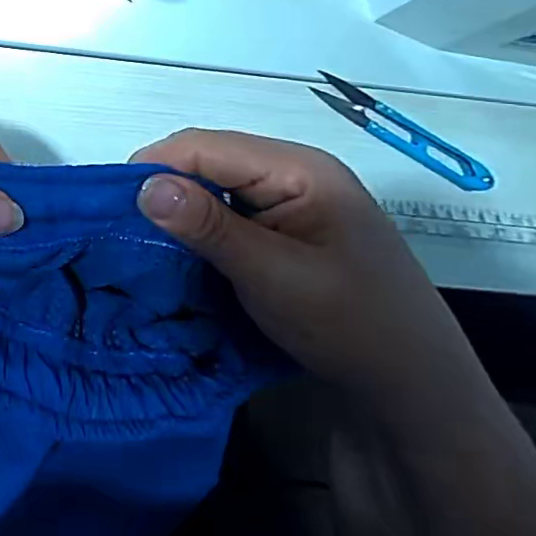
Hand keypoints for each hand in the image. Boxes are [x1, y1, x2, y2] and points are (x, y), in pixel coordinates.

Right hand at [131, 129, 485, 400]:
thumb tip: (144, 186)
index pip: (204, 145)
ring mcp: (292, 194)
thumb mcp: (273, 276)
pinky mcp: (285, 220)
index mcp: (299, 168)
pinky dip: (199, 221)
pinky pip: (227, 204)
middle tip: (131, 227)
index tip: (117, 208)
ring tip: (152, 238)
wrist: (418, 390)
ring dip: (180, 205)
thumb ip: (208, 227)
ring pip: (212, 181)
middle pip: (205, 157)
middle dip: (164, 186)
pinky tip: (186, 246)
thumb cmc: (352, 327)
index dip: (155, 167)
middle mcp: (294, 169)